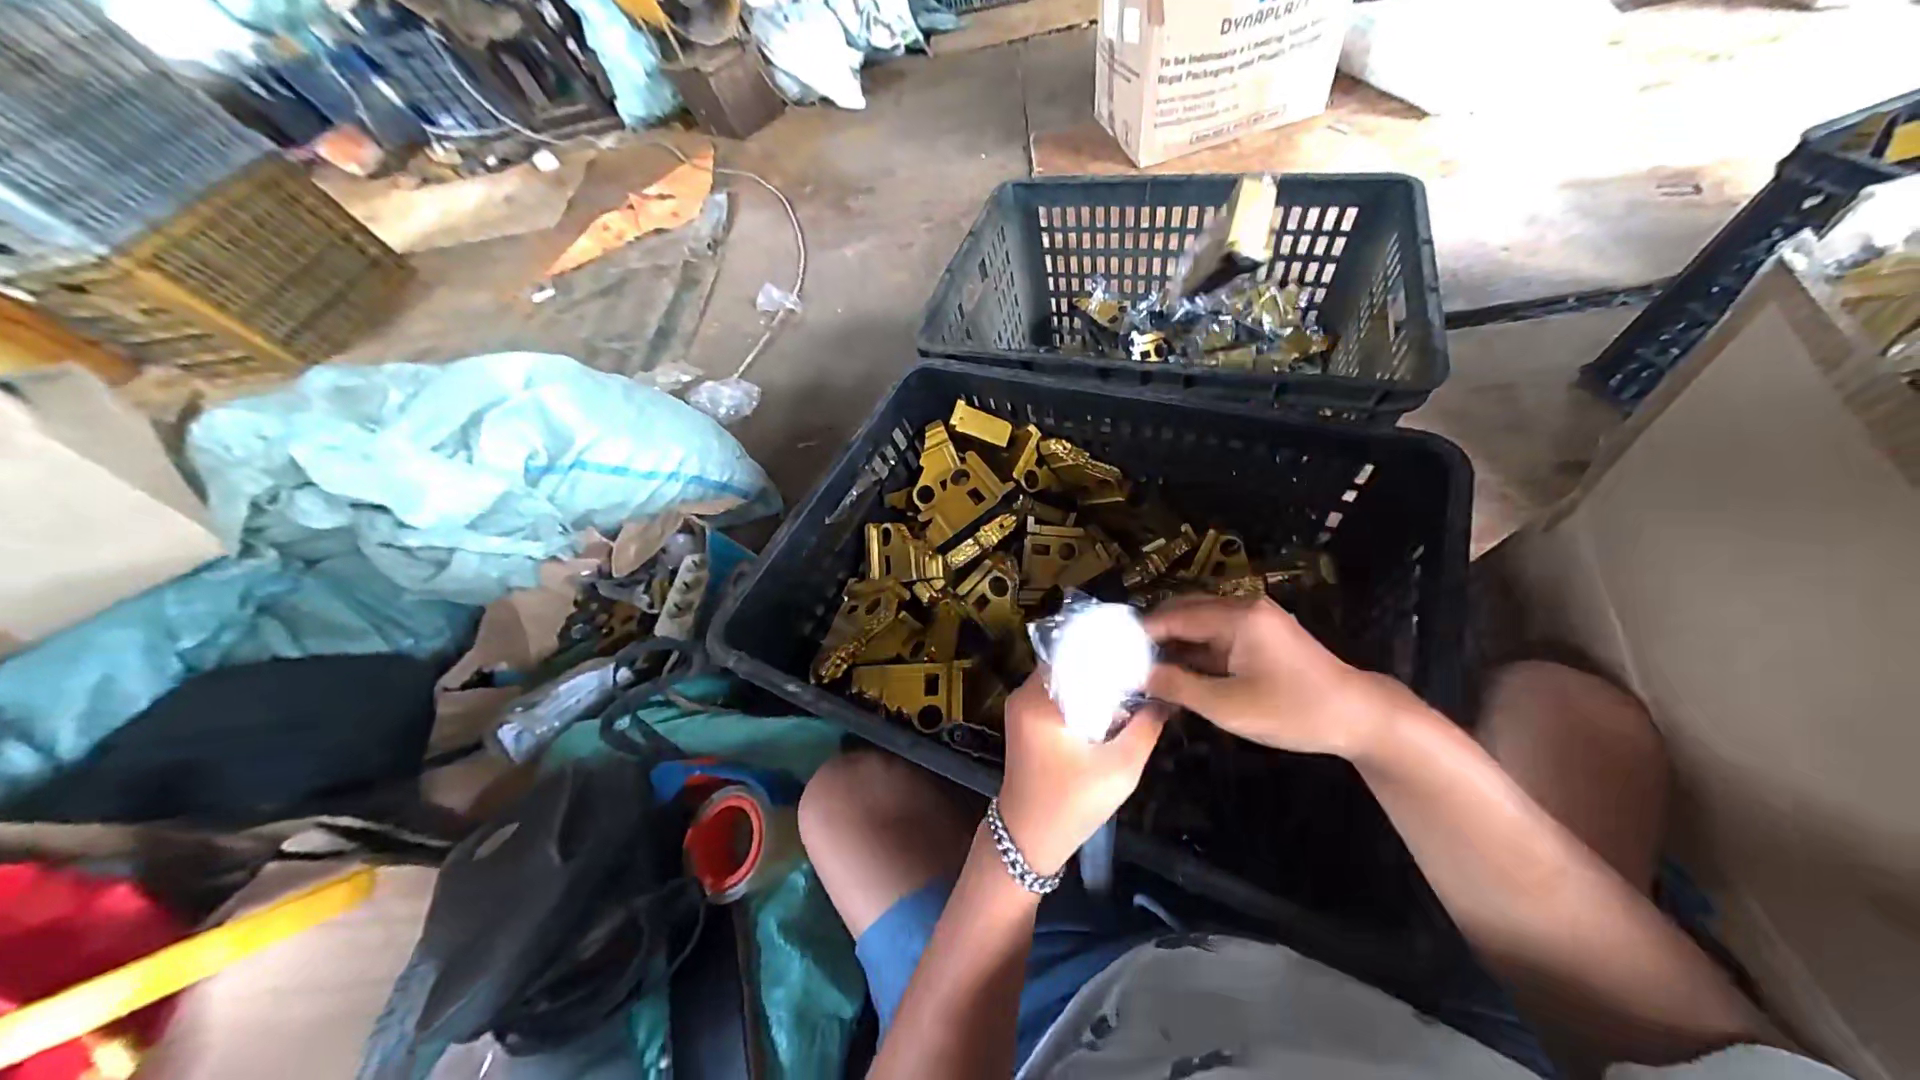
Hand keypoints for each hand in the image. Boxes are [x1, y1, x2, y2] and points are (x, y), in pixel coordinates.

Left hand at [994, 668, 1166, 876]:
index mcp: (1039, 699)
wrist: (1029, 839)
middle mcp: (1024, 694)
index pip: (1076, 653)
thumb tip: (1165, 698)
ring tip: (1133, 685)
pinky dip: (1082, 696)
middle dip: (1104, 667)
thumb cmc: (1072, 805)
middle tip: (1143, 668)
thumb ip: (1145, 727)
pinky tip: (1110, 706)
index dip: (1110, 652)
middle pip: (1069, 663)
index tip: (1143, 654)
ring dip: (1094, 683)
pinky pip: (1058, 694)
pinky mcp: (1027, 720)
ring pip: (1065, 678)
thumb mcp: (1120, 769)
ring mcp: (1022, 707)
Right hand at [1143, 595, 1415, 758]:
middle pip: (1183, 612)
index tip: (1111, 652)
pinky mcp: (1260, 635)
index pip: (1173, 616)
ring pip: (1198, 624)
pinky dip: (1194, 652)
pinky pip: (1216, 636)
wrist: (1359, 718)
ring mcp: (1254, 619)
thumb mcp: (1227, 706)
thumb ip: (1177, 686)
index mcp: (1236, 616)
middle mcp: (1243, 606)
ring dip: (1173, 644)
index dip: (1140, 633)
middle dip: (1153, 635)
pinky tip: (1176, 672)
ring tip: (1143, 668)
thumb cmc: (1293, 711)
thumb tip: (1137, 676)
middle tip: (1123, 660)